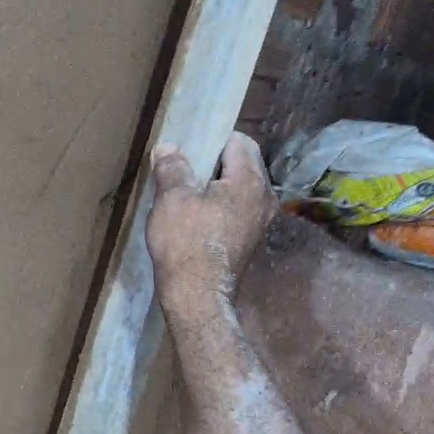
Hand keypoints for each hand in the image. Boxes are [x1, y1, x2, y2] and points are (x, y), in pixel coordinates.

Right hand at [146, 132, 275, 318]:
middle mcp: (265, 198)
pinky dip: (221, 208)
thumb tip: (168, 147)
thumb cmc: (185, 241)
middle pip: (244, 166)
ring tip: (188, 195)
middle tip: (185, 170)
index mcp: (249, 181)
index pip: (240, 143)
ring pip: (240, 191)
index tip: (190, 147)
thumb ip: (173, 168)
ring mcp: (261, 222)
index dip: (215, 139)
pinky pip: (238, 212)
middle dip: (216, 164)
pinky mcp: (251, 241)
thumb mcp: (172, 199)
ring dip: (218, 188)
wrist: (197, 294)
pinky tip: (198, 220)